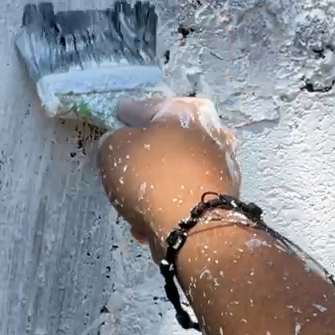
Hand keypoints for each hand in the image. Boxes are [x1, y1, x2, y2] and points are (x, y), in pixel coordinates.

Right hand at [97, 96, 241, 248]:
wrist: (194, 227)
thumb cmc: (152, 178)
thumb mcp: (113, 151)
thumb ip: (111, 141)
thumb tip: (116, 143)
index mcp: (185, 110)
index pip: (145, 107)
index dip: (126, 114)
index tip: (116, 117)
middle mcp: (211, 130)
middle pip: (166, 139)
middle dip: (146, 152)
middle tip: (124, 166)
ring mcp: (221, 164)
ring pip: (176, 168)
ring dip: (157, 182)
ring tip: (136, 200)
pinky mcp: (223, 196)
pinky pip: (185, 193)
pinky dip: (170, 202)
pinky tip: (152, 217)